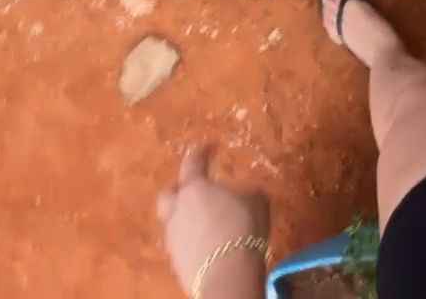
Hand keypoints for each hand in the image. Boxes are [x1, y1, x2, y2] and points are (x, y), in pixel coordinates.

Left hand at [158, 148, 267, 296]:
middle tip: (194, 189)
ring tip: (203, 219)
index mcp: (196, 188)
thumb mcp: (257, 202)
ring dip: (184, 217)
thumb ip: (248, 193)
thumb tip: (248, 193)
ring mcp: (173, 238)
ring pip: (173, 221)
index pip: (193, 163)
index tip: (206, 148)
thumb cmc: (242, 228)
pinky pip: (180, 242)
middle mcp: (178, 210)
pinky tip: (205, 241)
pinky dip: (190, 238)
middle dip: (179, 190)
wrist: (227, 275)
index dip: (200, 154)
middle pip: (168, 195)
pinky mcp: (175, 262)